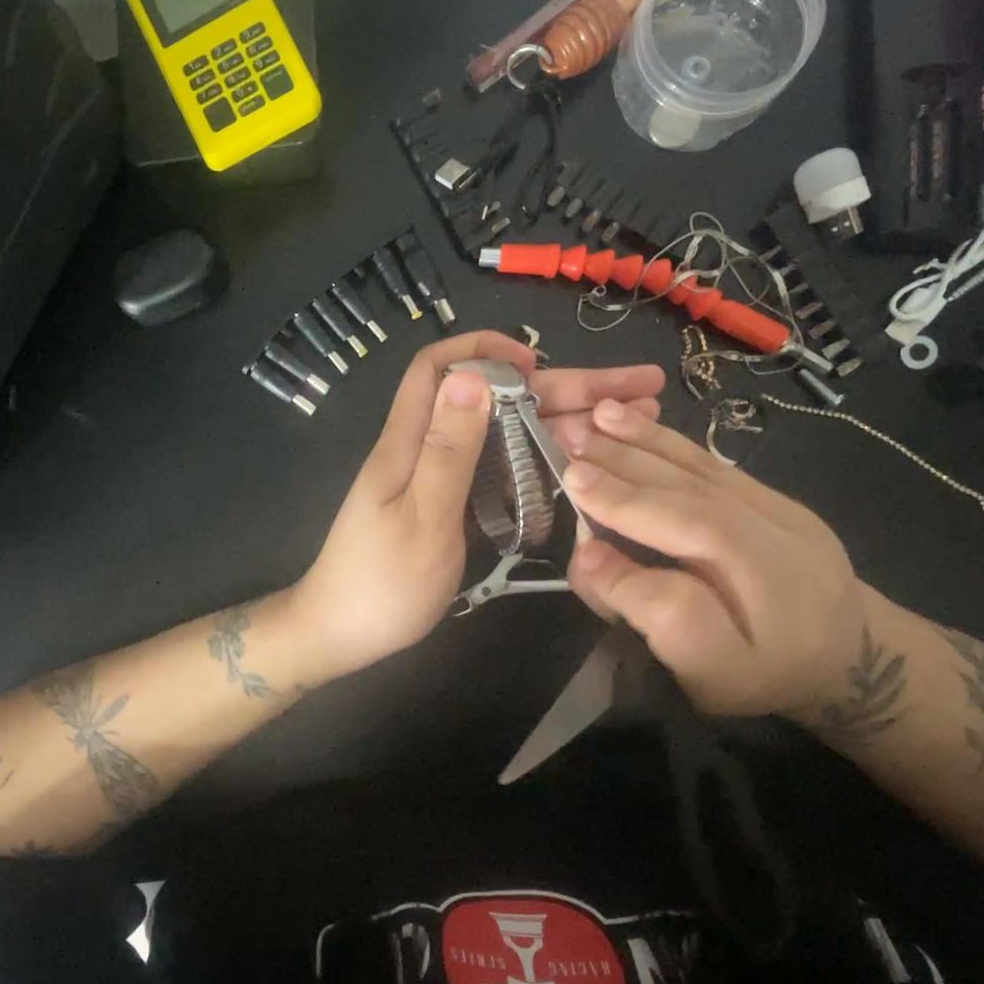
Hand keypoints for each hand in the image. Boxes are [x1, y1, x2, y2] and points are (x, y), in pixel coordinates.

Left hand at [288, 332, 665, 677]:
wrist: (341, 634)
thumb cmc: (381, 583)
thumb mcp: (422, 517)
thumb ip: (448, 450)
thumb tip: (472, 377)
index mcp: (407, 442)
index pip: (437, 368)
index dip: (485, 350)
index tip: (538, 362)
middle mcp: (423, 450)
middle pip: (492, 399)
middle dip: (561, 387)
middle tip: (642, 386)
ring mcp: (436, 480)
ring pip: (502, 433)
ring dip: (563, 421)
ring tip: (635, 420)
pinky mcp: (447, 507)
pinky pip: (498, 469)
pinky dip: (540, 459)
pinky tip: (583, 464)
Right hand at [560, 398, 865, 716]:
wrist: (849, 664)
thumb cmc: (764, 676)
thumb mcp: (710, 671)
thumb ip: (657, 613)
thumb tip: (591, 554)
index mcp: (770, 577)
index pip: (691, 527)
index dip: (628, 501)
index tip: (571, 478)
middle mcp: (781, 529)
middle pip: (694, 487)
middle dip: (626, 460)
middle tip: (566, 436)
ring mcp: (781, 509)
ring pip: (703, 468)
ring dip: (645, 439)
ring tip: (597, 415)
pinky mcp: (772, 501)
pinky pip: (713, 466)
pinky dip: (669, 443)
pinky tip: (635, 424)